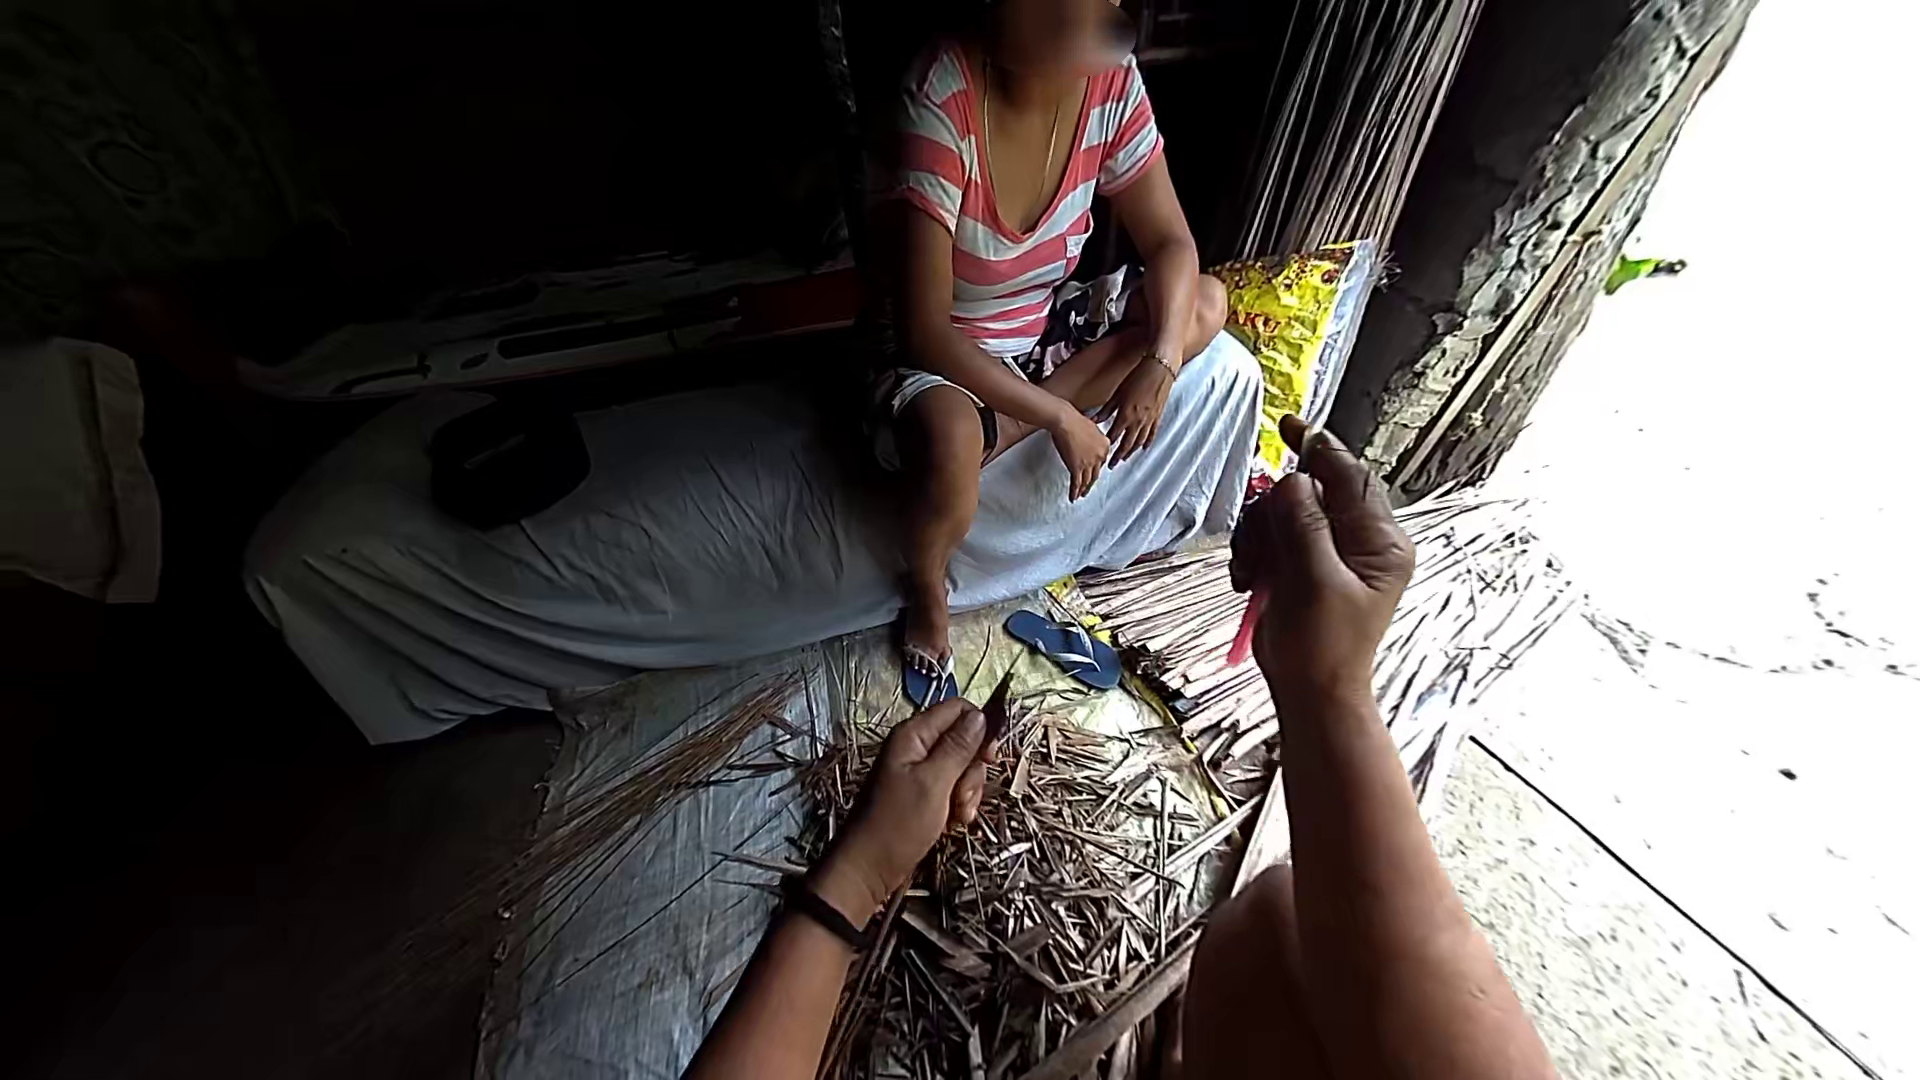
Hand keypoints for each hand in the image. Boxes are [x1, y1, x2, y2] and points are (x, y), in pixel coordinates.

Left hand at [812, 698, 997, 924]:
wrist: (868, 870)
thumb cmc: (898, 824)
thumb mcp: (934, 783)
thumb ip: (958, 747)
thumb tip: (981, 715)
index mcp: (914, 733)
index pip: (958, 709)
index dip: (979, 728)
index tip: (989, 758)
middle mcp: (917, 745)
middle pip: (963, 739)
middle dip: (972, 769)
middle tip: (964, 796)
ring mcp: (920, 769)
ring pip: (962, 765)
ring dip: (968, 791)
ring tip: (959, 814)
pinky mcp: (924, 791)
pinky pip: (953, 787)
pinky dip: (959, 803)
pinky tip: (955, 821)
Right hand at [1049, 408, 1110, 500]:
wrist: (1066, 421)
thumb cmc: (1075, 419)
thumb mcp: (1091, 426)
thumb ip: (1092, 436)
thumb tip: (1088, 438)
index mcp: (1105, 445)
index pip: (1102, 461)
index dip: (1096, 468)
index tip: (1093, 472)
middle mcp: (1099, 456)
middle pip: (1096, 473)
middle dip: (1091, 483)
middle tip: (1088, 488)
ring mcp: (1089, 463)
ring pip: (1087, 481)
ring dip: (1084, 490)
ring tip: (1080, 495)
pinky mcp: (1077, 468)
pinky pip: (1076, 483)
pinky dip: (1074, 492)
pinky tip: (1073, 498)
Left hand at [1097, 355, 1173, 463]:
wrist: (1160, 369)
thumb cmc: (1136, 378)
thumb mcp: (1117, 394)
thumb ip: (1106, 410)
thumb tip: (1094, 420)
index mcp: (1125, 416)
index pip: (1114, 437)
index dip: (1107, 446)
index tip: (1101, 452)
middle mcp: (1137, 422)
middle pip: (1126, 444)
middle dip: (1118, 455)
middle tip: (1112, 465)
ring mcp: (1149, 420)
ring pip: (1139, 442)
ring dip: (1131, 452)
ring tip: (1124, 459)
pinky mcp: (1158, 416)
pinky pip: (1152, 434)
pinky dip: (1147, 442)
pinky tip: (1143, 448)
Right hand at [1230, 415, 1413, 702]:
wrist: (1308, 688)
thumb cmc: (1324, 644)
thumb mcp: (1315, 582)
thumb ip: (1305, 527)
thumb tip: (1293, 480)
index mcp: (1378, 541)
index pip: (1350, 479)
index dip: (1320, 449)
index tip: (1289, 426)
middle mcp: (1353, 541)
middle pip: (1304, 497)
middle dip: (1272, 518)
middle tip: (1259, 550)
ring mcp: (1321, 554)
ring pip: (1277, 518)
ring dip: (1255, 541)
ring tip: (1252, 574)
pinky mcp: (1295, 567)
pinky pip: (1265, 541)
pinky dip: (1251, 557)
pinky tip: (1250, 582)